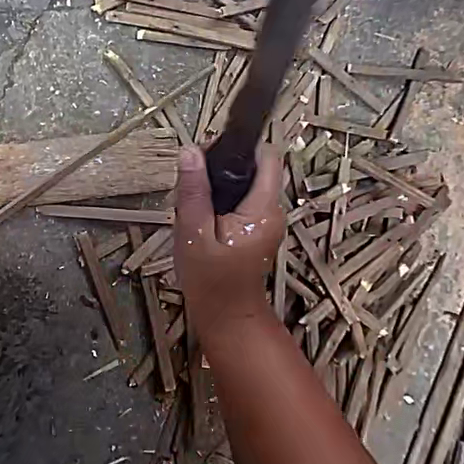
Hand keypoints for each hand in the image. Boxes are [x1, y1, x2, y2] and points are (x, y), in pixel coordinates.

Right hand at [173, 144, 284, 328]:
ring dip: (221, 181)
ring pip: (248, 181)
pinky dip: (223, 196)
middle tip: (193, 176)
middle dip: (224, 164)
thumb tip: (190, 151)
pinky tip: (202, 211)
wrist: (226, 316)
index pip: (267, 157)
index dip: (241, 146)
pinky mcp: (258, 227)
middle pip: (256, 166)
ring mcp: (268, 219)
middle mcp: (273, 210)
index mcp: (263, 209)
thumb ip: (194, 191)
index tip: (210, 152)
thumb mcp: (194, 234)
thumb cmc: (210, 280)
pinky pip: (244, 198)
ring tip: (194, 194)